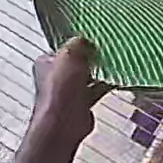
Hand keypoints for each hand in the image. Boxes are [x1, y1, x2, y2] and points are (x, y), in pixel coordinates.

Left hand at [29, 36, 110, 154]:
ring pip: (87, 76)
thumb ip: (78, 44)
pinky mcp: (81, 103)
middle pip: (77, 62)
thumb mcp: (68, 55)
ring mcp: (68, 91)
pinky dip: (106, 84)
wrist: (64, 122)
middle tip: (102, 52)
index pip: (63, 48)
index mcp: (46, 62)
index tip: (91, 41)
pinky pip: (96, 89)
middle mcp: (56, 77)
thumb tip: (86, 42)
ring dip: (99, 71)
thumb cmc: (59, 90)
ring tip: (112, 63)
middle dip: (90, 58)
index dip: (78, 44)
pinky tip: (115, 78)